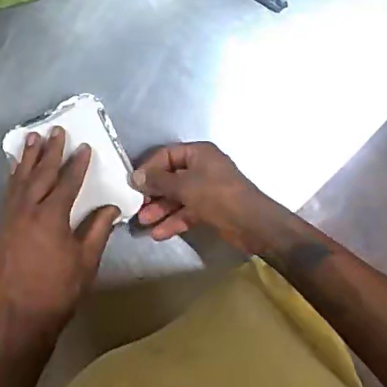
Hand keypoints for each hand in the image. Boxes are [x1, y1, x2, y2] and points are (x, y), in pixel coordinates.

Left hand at [0, 127, 117, 341]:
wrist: (21, 316)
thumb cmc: (58, 290)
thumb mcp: (86, 261)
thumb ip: (98, 230)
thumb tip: (112, 208)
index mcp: (52, 216)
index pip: (67, 181)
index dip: (77, 164)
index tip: (84, 147)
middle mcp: (29, 209)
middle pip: (42, 172)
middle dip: (51, 150)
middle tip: (57, 130)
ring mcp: (12, 216)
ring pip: (22, 178)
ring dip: (29, 156)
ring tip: (34, 137)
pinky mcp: (3, 225)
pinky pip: (9, 191)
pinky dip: (15, 175)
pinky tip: (17, 167)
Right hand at [132, 141, 290, 252]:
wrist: (253, 224)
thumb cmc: (218, 195)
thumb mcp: (185, 186)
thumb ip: (159, 181)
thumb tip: (136, 176)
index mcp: (198, 153)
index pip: (167, 155)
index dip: (149, 168)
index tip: (133, 183)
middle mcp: (202, 168)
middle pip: (171, 177)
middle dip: (153, 193)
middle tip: (136, 206)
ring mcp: (206, 189)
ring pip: (178, 197)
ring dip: (161, 209)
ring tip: (143, 222)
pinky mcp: (210, 209)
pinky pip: (187, 211)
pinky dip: (174, 220)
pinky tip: (159, 233)